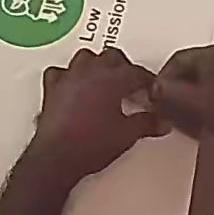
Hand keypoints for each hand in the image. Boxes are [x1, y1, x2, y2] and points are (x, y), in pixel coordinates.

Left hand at [26, 48, 170, 183]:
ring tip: (105, 80)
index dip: (147, 81)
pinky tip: (73, 85)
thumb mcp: (126, 135)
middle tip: (132, 84)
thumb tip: (161, 122)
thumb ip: (147, 124)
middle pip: (112, 57)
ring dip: (97, 65)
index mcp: (111, 79)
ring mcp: (68, 78)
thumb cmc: (88, 144)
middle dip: (124, 68)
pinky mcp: (52, 89)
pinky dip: (68, 75)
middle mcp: (89, 72)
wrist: (57, 157)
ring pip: (85, 58)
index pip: (136, 72)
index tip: (151, 89)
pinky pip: (60, 72)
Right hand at [153, 44, 213, 156]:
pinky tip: (199, 125)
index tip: (153, 101)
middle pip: (188, 72)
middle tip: (163, 112)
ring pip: (200, 86)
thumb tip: (151, 88)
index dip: (161, 80)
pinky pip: (213, 96)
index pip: (176, 60)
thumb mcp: (197, 103)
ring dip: (186, 103)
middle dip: (173, 92)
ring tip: (179, 121)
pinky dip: (201, 108)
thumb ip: (170, 93)